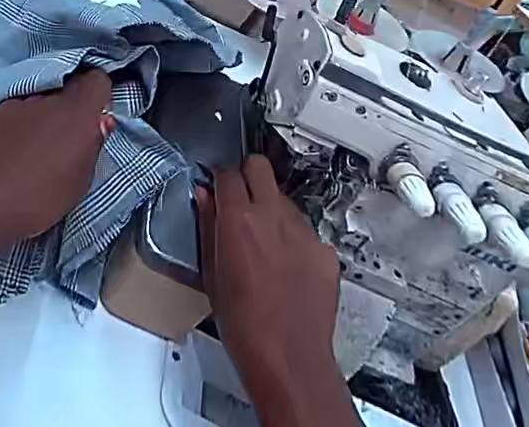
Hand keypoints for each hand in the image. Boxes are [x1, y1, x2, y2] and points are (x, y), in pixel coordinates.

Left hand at [0, 68, 114, 247]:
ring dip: (48, 116)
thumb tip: (100, 121)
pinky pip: (22, 111)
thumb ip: (93, 145)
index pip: (97, 80)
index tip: (99, 116)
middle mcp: (48, 98)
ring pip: (44, 100)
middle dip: (74, 107)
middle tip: (72, 139)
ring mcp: (19, 103)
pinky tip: (19, 151)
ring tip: (41, 150)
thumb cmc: (38, 197)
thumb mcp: (80, 181)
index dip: (101, 94)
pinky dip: (25, 124)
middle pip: (69, 88)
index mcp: (77, 111)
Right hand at [197, 155, 353, 426]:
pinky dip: (295, 238)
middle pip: (259, 166)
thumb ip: (208, 226)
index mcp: (239, 219)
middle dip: (248, 175)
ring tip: (265, 241)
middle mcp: (273, 216)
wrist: (289, 361)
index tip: (218, 186)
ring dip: (272, 208)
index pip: (227, 172)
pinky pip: (306, 230)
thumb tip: (204, 196)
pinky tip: (288, 264)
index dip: (220, 177)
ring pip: (284, 198)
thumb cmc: (244, 324)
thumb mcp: (211, 273)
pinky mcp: (325, 250)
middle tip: (241, 197)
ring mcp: (303, 232)